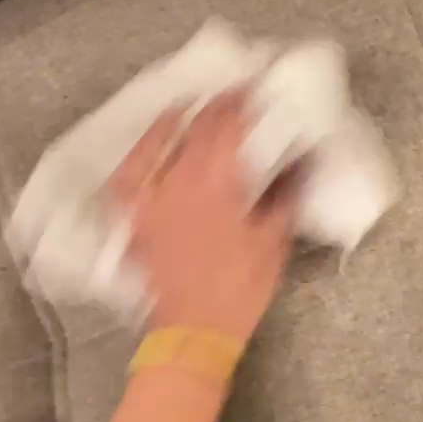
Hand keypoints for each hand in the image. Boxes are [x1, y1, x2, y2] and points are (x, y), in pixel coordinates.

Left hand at [110, 89, 298, 341]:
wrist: (194, 333)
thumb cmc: (239, 289)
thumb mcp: (273, 241)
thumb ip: (284, 195)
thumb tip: (297, 161)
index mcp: (214, 182)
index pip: (225, 123)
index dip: (238, 100)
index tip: (251, 88)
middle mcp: (175, 182)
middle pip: (190, 127)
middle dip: (211, 106)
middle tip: (227, 97)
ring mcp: (148, 200)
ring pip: (151, 145)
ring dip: (169, 122)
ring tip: (183, 112)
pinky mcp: (132, 221)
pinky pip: (125, 180)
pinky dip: (135, 160)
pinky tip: (144, 154)